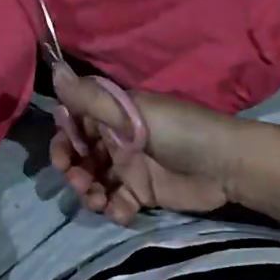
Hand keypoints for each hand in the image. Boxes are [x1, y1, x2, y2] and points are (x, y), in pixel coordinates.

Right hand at [49, 68, 240, 226]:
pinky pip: (119, 202)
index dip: (64, 142)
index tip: (63, 157)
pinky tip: (123, 211)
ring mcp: (132, 168)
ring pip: (96, 182)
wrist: (225, 165)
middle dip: (74, 171)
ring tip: (98, 200)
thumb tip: (54, 69)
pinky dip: (115, 209)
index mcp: (116, 116)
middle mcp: (120, 140)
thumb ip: (91, 99)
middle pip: (83, 158)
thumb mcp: (132, 114)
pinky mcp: (144, 194)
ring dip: (89, 193)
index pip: (77, 126)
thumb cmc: (179, 131)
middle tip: (80, 182)